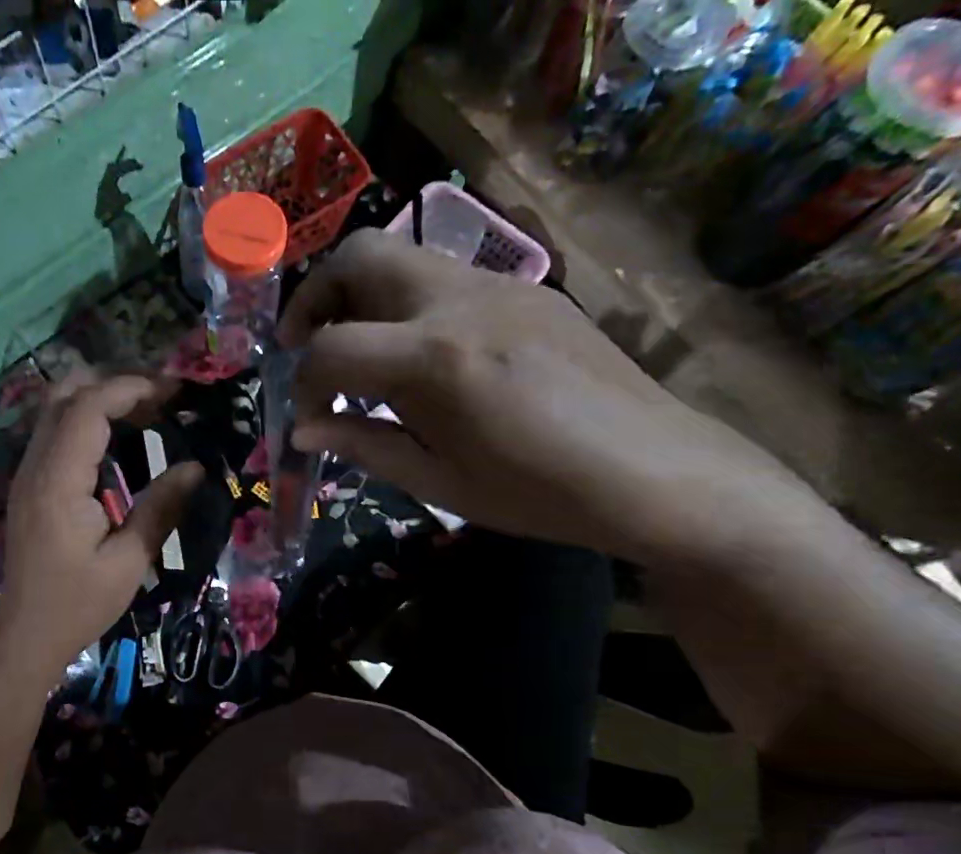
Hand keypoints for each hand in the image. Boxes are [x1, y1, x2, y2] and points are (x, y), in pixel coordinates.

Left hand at [0, 373, 202, 663]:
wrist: (26, 633)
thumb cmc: (78, 604)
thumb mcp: (128, 563)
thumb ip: (160, 509)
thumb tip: (195, 467)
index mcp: (58, 483)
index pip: (86, 409)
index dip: (128, 389)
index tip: (169, 392)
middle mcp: (34, 468)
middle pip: (63, 396)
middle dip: (112, 384)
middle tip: (159, 398)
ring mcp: (25, 474)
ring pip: (53, 410)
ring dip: (97, 399)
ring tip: (145, 412)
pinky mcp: (27, 485)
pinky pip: (52, 433)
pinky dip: (84, 421)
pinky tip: (117, 440)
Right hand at [280, 230, 809, 566]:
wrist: (655, 471)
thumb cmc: (536, 492)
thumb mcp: (436, 481)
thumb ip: (362, 444)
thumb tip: (304, 429)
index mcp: (433, 360)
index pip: (330, 348)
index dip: (304, 384)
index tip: (311, 415)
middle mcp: (459, 302)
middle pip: (357, 255)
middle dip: (314, 297)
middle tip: (307, 346)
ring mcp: (499, 285)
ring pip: (401, 255)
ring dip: (361, 295)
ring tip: (361, 351)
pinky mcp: (527, 290)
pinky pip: (444, 276)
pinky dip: (407, 303)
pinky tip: (421, 355)